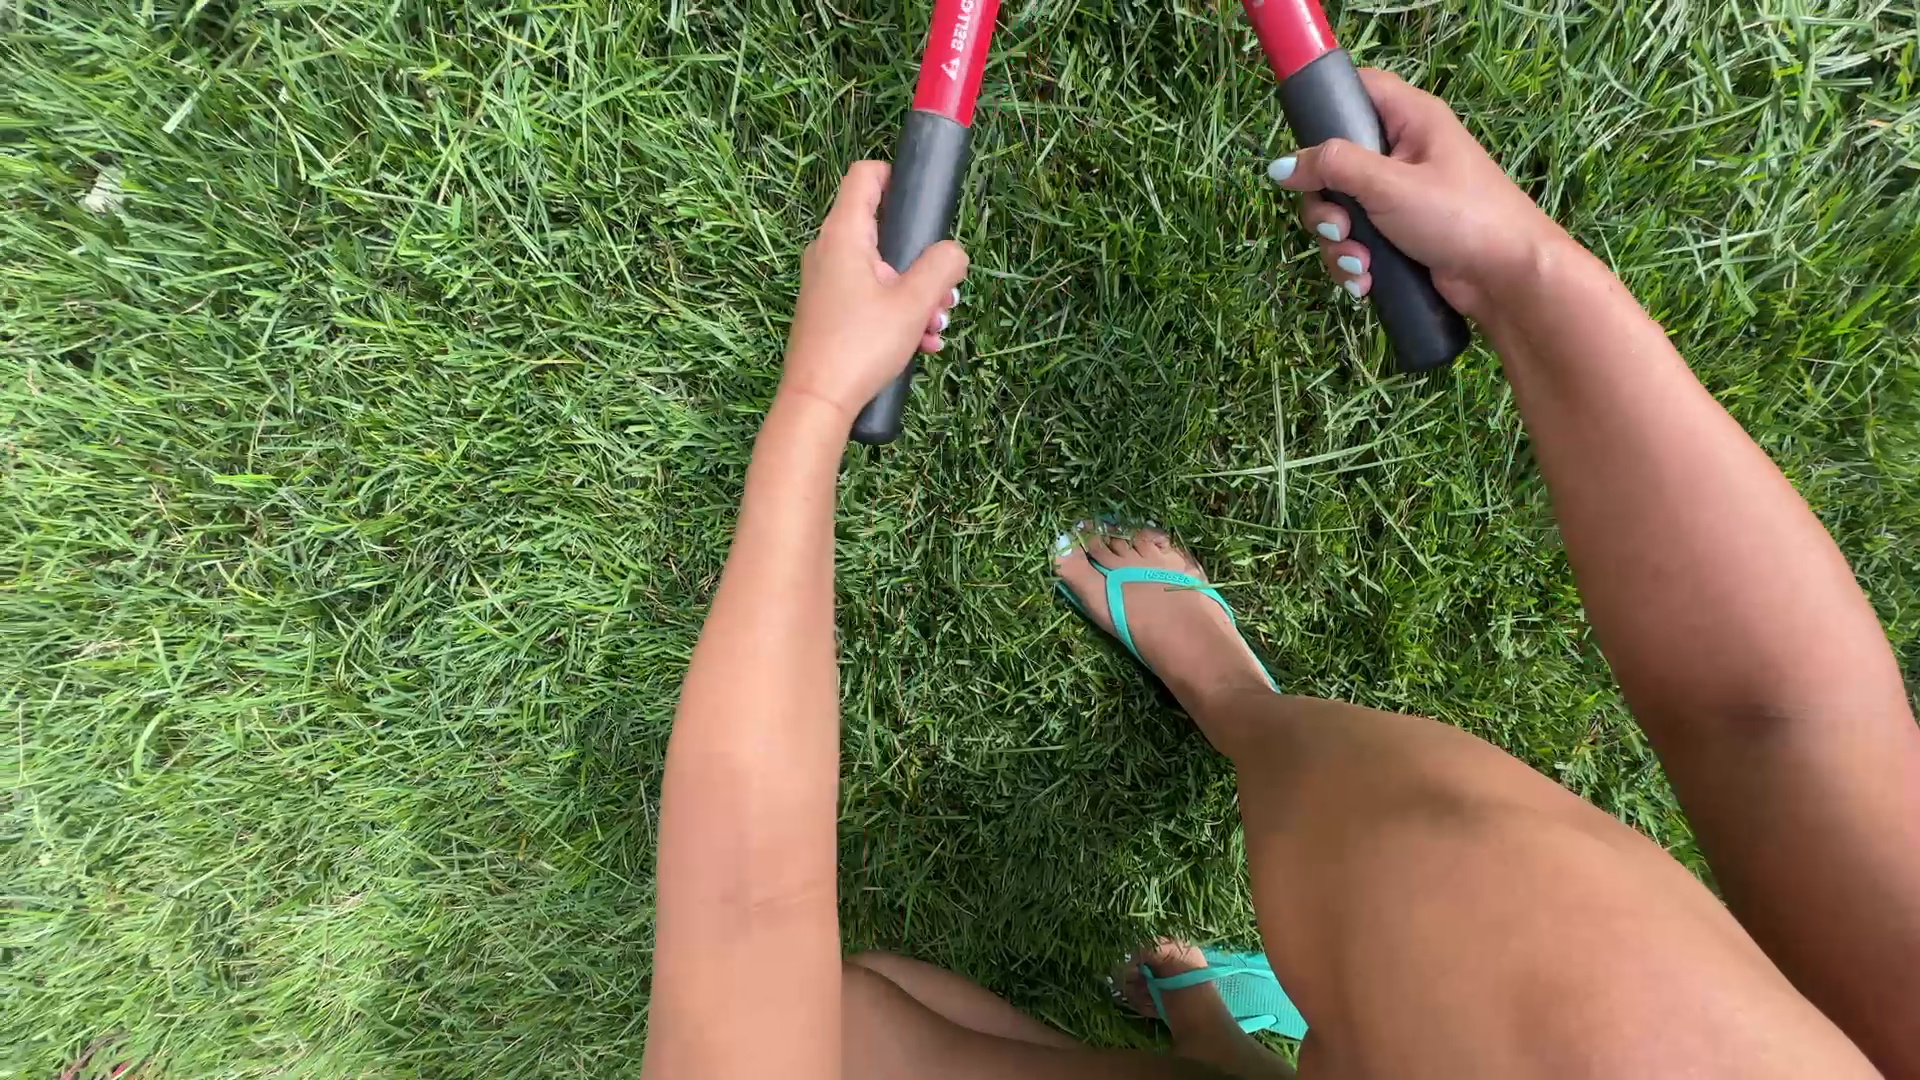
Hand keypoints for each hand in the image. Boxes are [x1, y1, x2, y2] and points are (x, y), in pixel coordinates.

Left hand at [778, 160, 969, 421]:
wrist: (818, 402)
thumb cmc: (861, 346)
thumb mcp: (914, 304)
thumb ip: (941, 268)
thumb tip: (954, 253)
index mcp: (844, 235)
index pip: (866, 176)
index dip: (897, 178)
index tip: (924, 206)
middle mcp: (829, 252)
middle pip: (884, 234)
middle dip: (922, 263)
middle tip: (945, 295)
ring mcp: (826, 284)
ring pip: (882, 274)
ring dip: (916, 297)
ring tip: (936, 329)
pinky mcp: (828, 314)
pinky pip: (870, 301)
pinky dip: (897, 316)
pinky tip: (921, 347)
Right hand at [1266, 69, 1574, 320]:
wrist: (1501, 275)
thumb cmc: (1458, 216)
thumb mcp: (1390, 186)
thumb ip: (1334, 169)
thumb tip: (1281, 165)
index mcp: (1411, 121)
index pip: (1360, 92)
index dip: (1326, 113)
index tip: (1301, 152)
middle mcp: (1401, 154)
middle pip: (1333, 168)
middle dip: (1325, 209)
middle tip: (1339, 229)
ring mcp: (1396, 196)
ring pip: (1338, 213)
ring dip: (1338, 245)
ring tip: (1360, 265)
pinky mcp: (1393, 234)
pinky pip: (1353, 242)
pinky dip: (1351, 263)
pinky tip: (1364, 280)